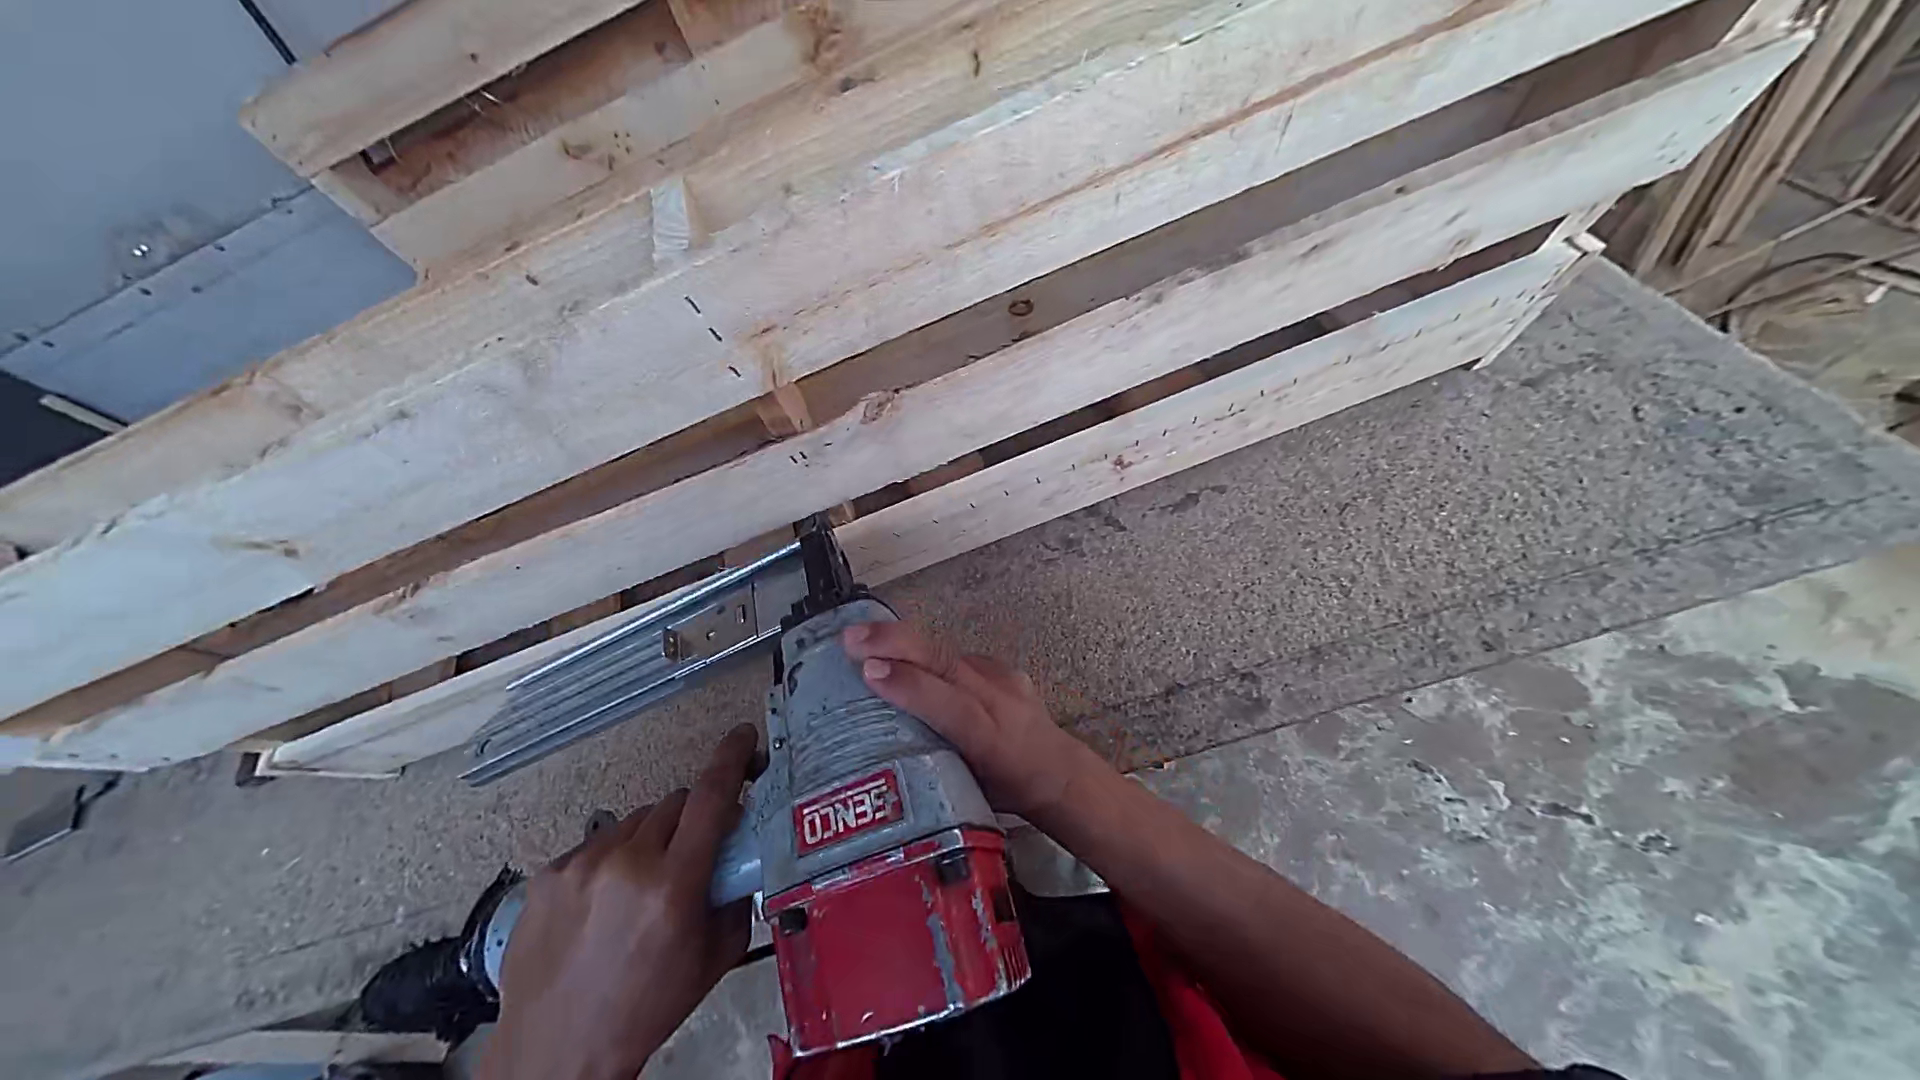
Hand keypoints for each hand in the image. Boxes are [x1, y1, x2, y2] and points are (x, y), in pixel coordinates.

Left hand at [478, 725, 758, 1079]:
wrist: (554, 1051)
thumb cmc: (644, 1008)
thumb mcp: (714, 957)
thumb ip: (735, 896)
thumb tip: (740, 857)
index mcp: (674, 885)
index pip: (712, 797)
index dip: (733, 758)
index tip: (744, 736)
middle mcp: (627, 864)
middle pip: (677, 802)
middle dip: (693, 817)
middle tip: (693, 851)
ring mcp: (581, 865)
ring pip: (638, 819)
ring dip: (653, 837)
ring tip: (644, 882)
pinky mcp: (548, 874)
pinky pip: (598, 842)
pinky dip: (613, 858)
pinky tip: (606, 897)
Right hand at [842, 621, 1109, 819]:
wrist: (1060, 770)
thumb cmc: (1010, 789)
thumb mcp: (969, 790)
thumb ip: (934, 764)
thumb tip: (880, 753)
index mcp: (992, 740)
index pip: (950, 705)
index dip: (910, 687)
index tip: (870, 671)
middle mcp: (999, 700)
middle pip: (945, 663)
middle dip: (896, 644)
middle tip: (851, 638)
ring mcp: (1002, 677)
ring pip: (945, 652)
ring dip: (901, 641)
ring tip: (860, 636)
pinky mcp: (1000, 666)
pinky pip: (954, 656)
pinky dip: (923, 652)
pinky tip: (893, 647)